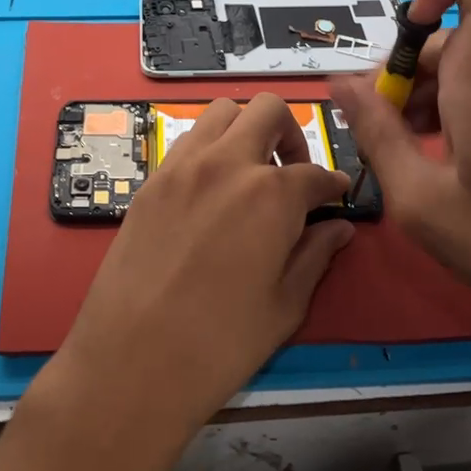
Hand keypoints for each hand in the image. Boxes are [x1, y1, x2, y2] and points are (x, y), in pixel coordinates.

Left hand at [0, 95, 352, 470]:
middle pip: (267, 111)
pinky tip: (212, 193)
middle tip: (293, 174)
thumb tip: (339, 228)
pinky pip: (187, 142)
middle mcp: (227, 163)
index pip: (315, 174)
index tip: (337, 196)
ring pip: (221, 113)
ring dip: (245, 132)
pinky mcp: (150, 180)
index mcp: (271, 193)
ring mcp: (182, 166)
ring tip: (250, 176)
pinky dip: (209, 151)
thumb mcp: (284, 306)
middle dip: (290, 134)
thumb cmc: (219, 343)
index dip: (333, 186)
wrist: (132, 359)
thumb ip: (315, 256)